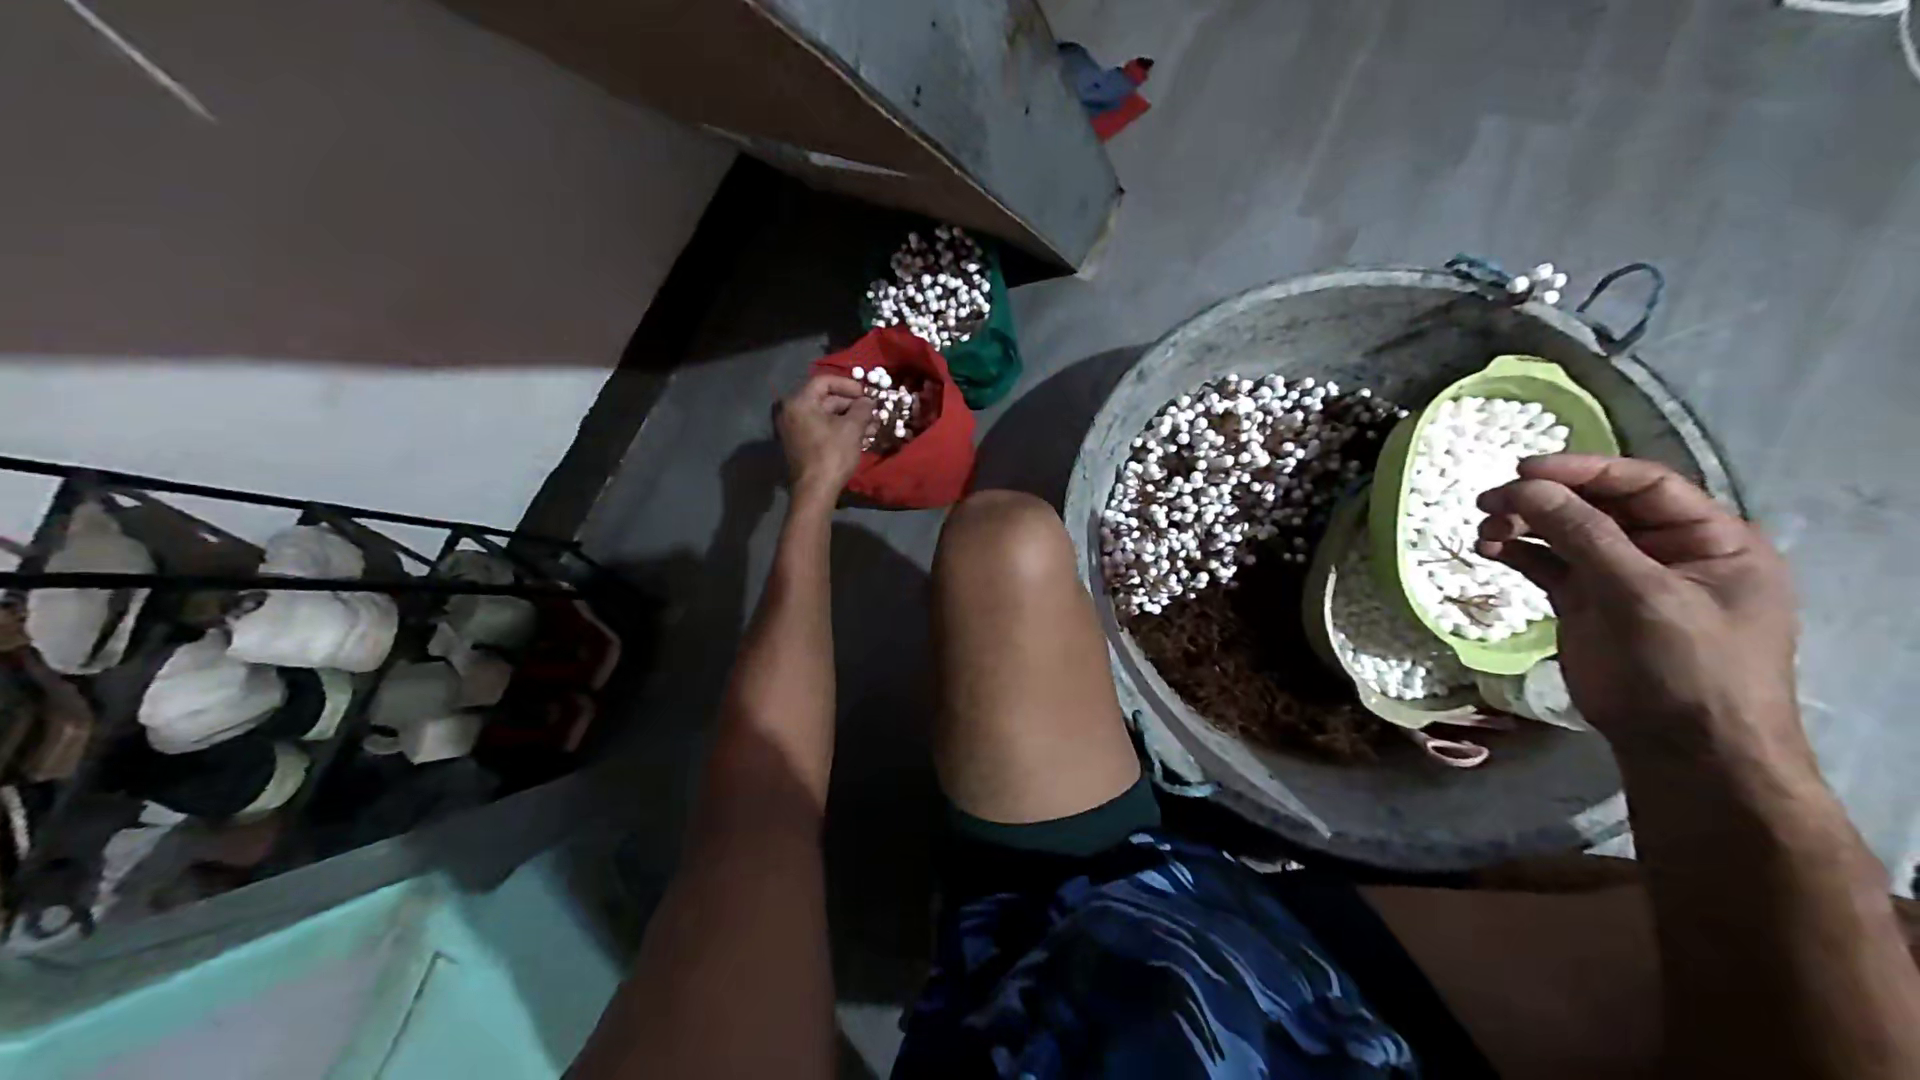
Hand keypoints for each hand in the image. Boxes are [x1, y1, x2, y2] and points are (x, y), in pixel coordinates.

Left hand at [776, 375, 871, 500]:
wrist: (814, 491)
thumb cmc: (832, 455)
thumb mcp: (852, 428)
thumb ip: (862, 409)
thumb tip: (868, 401)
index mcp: (799, 402)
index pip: (824, 381)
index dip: (848, 385)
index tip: (866, 394)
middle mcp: (790, 412)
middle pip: (825, 399)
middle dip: (851, 406)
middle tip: (872, 412)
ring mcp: (792, 429)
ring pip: (825, 416)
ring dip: (848, 419)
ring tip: (871, 427)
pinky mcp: (798, 444)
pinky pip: (820, 429)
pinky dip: (838, 429)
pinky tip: (859, 437)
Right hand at [1475, 455, 1803, 764]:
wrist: (1681, 745)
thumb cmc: (1687, 666)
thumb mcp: (1642, 593)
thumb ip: (1585, 535)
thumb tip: (1526, 487)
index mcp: (1709, 540)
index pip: (1644, 485)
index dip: (1584, 471)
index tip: (1524, 470)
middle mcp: (1665, 550)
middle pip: (1597, 506)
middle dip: (1542, 500)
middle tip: (1490, 503)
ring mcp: (1621, 577)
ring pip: (1564, 533)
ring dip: (1522, 526)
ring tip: (1486, 531)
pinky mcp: (1584, 602)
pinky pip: (1546, 564)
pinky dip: (1517, 553)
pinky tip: (1491, 551)